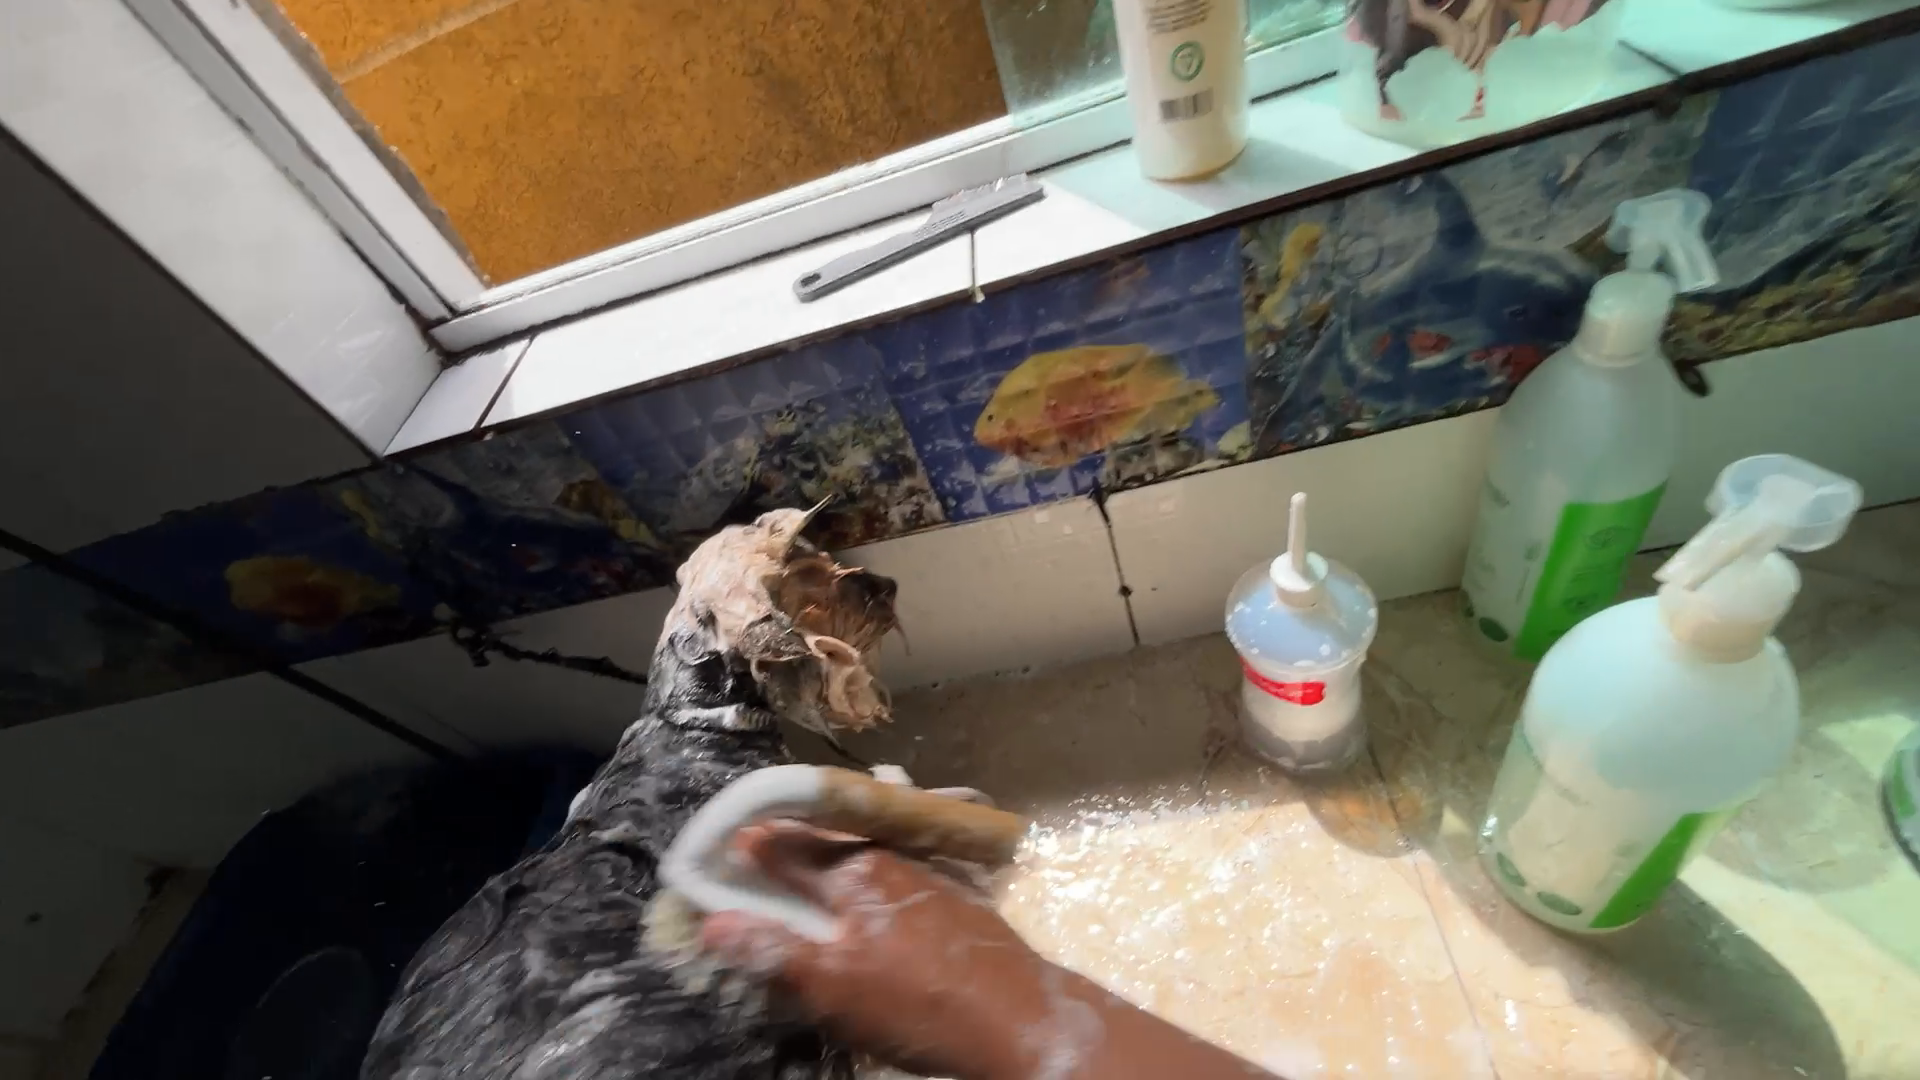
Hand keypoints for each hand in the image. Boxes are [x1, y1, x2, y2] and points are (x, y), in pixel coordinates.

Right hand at [700, 820, 1052, 1078]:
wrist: (1018, 1012)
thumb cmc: (918, 1001)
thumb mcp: (836, 988)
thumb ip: (775, 951)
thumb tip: (713, 921)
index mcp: (851, 869)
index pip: (784, 844)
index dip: (746, 846)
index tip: (715, 851)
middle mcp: (883, 855)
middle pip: (820, 841)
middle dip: (783, 848)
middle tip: (751, 865)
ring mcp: (918, 869)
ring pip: (854, 853)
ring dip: (821, 860)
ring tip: (797, 881)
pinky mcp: (942, 890)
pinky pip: (883, 870)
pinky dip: (856, 878)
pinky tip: (857, 904)